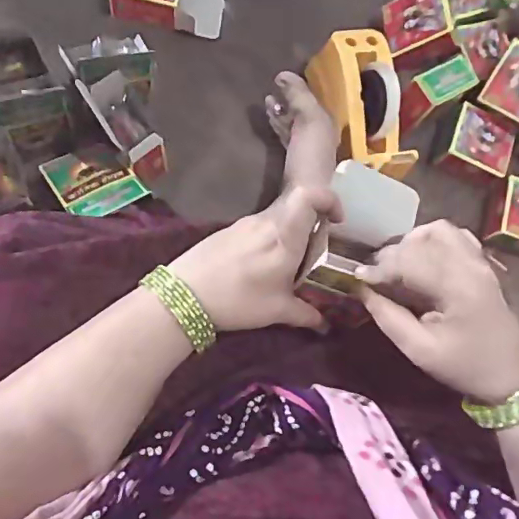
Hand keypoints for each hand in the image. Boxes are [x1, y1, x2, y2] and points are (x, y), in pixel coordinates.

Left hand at [169, 186, 341, 333]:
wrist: (183, 296)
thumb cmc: (238, 300)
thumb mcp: (276, 311)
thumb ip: (304, 314)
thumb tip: (322, 322)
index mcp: (285, 236)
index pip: (311, 196)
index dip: (329, 199)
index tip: (335, 220)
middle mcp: (266, 222)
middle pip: (296, 208)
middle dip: (310, 225)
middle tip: (312, 252)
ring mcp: (243, 225)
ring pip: (275, 219)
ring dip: (287, 235)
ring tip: (284, 266)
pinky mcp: (226, 232)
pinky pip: (256, 229)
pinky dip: (266, 241)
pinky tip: (258, 267)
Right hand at [357, 221, 518, 403]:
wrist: (511, 374)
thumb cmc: (464, 366)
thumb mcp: (419, 350)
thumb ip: (388, 317)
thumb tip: (362, 290)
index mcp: (457, 287)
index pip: (409, 260)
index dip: (378, 268)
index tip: (357, 280)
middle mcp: (470, 264)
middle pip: (421, 240)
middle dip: (391, 255)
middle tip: (375, 278)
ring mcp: (480, 261)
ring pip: (438, 230)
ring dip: (411, 243)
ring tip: (397, 267)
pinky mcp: (482, 263)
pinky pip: (454, 236)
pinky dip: (432, 242)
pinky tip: (421, 262)